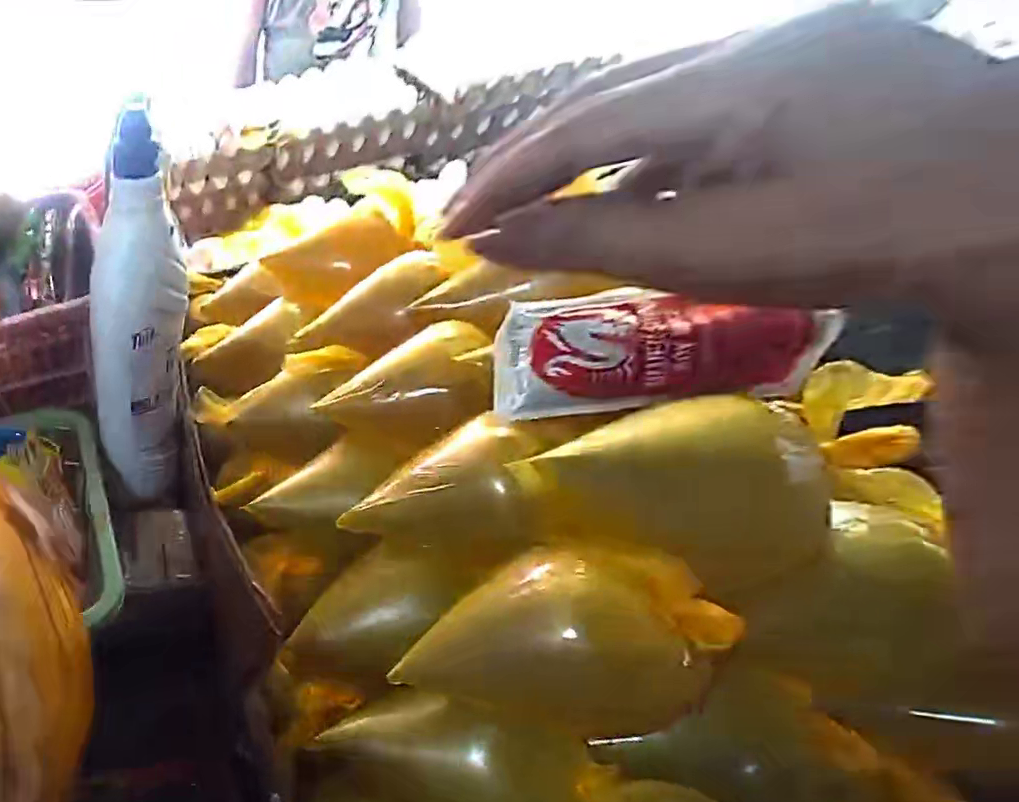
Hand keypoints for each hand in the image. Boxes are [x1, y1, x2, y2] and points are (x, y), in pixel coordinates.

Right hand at [443, 6, 1014, 328]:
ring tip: (514, 201)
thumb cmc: (865, 240)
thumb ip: (583, 238)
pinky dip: (624, 153)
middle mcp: (760, 41)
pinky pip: (687, 105)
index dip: (500, 181)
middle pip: (599, 95)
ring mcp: (794, 47)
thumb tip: (486, 239)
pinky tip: (607, 192)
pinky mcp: (814, 70)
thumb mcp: (703, 252)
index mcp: (738, 78)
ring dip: (564, 152)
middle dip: (519, 158)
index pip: (579, 128)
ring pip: (639, 94)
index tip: (445, 230)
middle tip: (463, 211)